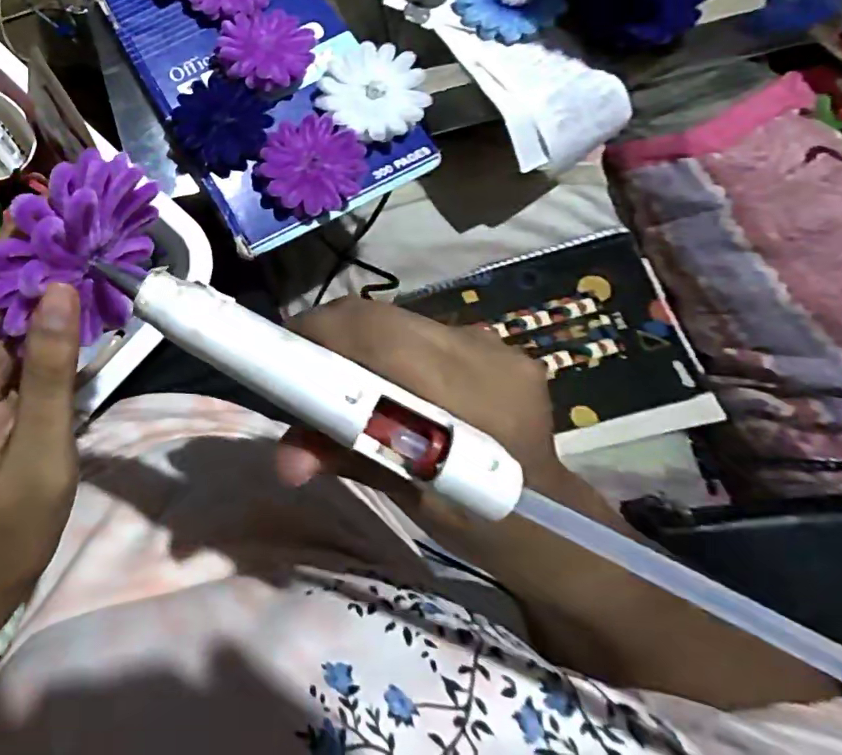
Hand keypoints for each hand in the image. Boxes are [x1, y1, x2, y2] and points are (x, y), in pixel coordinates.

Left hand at [0, 248, 80, 638]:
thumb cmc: (10, 522)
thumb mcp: (42, 448)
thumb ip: (52, 368)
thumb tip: (62, 288)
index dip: (12, 244)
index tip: (52, 204)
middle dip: (37, 257)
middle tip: (86, 222)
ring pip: (6, 314)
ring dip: (45, 284)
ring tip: (90, 247)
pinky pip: (16, 340)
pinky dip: (47, 318)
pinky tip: (80, 298)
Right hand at [277, 296, 569, 503]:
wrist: (558, 525)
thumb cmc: (481, 523)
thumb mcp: (408, 497)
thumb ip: (343, 460)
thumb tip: (283, 461)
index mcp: (467, 399)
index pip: (377, 336)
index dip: (322, 331)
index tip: (284, 349)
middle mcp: (483, 357)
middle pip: (381, 317)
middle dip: (330, 331)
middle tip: (302, 361)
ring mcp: (495, 346)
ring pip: (399, 318)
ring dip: (359, 337)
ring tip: (341, 372)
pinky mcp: (499, 346)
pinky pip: (423, 330)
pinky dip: (391, 345)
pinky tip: (391, 379)